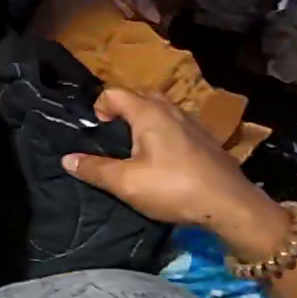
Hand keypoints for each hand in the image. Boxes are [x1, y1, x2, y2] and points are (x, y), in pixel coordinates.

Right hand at [61, 89, 287, 259]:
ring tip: (135, 149)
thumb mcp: (126, 183)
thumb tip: (66, 159)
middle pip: (139, 96)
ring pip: (160, 110)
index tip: (97, 133)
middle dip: (122, 110)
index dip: (99, 107)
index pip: (114, 93)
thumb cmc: (173, 188)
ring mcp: (191, 122)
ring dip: (144, 121)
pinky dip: (163, 133)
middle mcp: (170, 109)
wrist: (230, 204)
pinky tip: (163, 160)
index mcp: (148, 112)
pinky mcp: (205, 139)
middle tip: (113, 137)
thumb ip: (94, 169)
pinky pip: (175, 125)